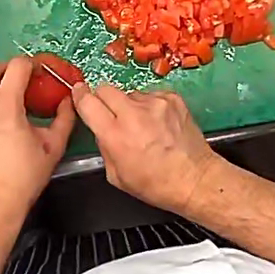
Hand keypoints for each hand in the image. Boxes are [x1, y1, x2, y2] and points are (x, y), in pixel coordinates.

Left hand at [0, 57, 74, 228]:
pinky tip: (0, 120)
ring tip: (13, 100)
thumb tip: (68, 103)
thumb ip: (64, 118)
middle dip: (8, 67)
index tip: (41, 72)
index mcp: (4, 105)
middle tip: (24, 79)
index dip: (32, 64)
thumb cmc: (22, 179)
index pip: (17, 66)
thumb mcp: (52, 146)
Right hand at [71, 84, 222, 215]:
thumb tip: (101, 128)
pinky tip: (159, 123)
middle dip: (103, 99)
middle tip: (112, 114)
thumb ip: (103, 146)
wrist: (195, 179)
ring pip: (130, 93)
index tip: (79, 93)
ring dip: (130, 105)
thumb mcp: (116, 175)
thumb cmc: (155, 184)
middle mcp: (133, 113)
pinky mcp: (172, 98)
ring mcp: (155, 102)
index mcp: (115, 135)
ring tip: (143, 125)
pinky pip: (151, 95)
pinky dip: (150, 106)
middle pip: (106, 89)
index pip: (88, 101)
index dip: (80, 96)